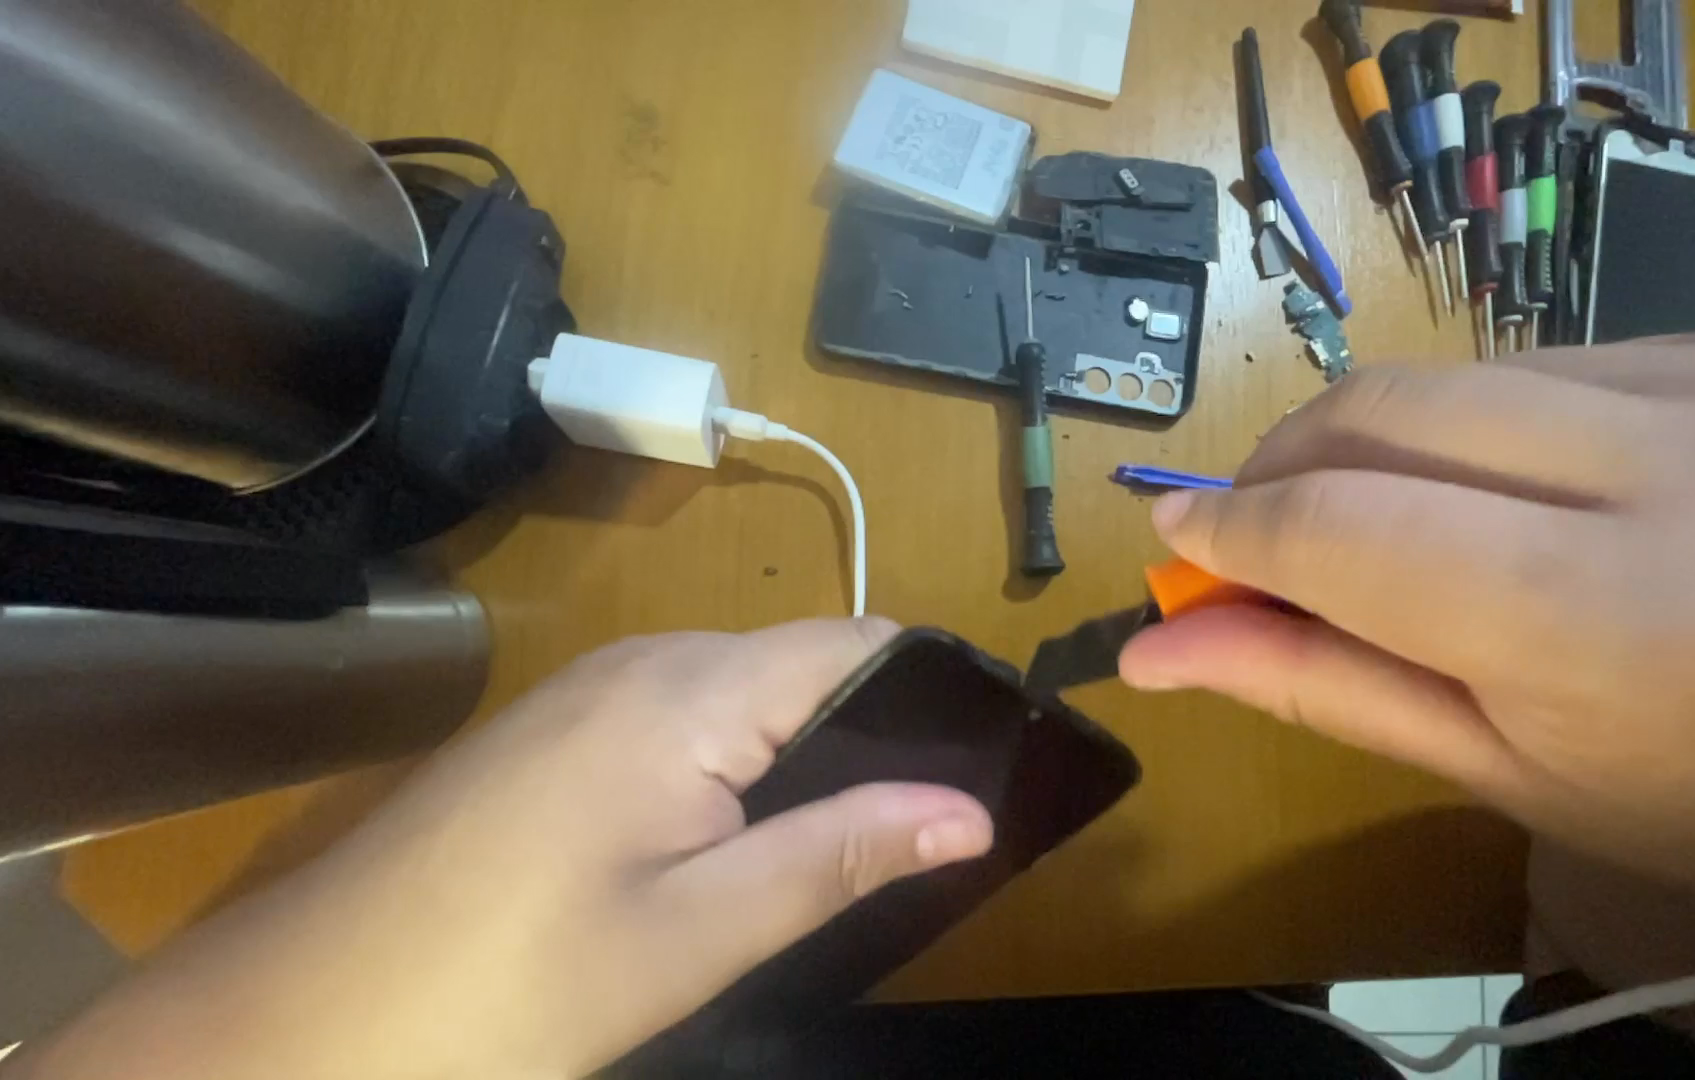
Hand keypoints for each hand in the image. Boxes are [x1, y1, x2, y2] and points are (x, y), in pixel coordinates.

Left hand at [16, 619, 991, 1079]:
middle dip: (878, 717)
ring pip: (753, 681)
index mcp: (692, 692)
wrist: (279, 1037)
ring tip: (861, 816)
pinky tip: (754, 816)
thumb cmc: (502, 990)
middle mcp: (653, 658)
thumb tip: (971, 813)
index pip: (854, 644)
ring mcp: (603, 683)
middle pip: (806, 658)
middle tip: (932, 806)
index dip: (930, 681)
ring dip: (812, 735)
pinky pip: (698, 706)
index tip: (987, 741)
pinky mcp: (573, 719)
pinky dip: (750, 746)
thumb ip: (839, 854)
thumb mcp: (694, 933)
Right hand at [1121, 324, 1694, 932]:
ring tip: (1393, 522)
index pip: (1347, 529)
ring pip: (1451, 378)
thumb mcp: (1506, 773)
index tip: (1175, 538)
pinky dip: (1473, 427)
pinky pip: (1542, 364)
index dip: (1234, 529)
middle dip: (1280, 463)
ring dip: (1374, 446)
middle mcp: (1694, 468)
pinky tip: (1517, 492)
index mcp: (1623, 626)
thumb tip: (1154, 653)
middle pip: (1382, 410)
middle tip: (1252, 528)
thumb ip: (1317, 689)